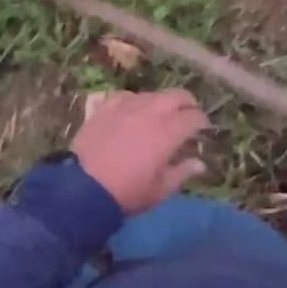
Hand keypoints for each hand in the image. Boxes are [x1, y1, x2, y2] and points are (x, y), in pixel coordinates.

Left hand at [71, 89, 209, 214]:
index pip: (193, 117)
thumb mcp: (159, 190)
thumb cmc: (126, 193)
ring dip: (161, 101)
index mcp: (167, 133)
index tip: (203, 127)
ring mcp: (125, 108)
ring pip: (151, 94)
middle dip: (187, 102)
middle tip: (188, 112)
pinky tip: (133, 108)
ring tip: (161, 112)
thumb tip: (199, 163)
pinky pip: (124, 96)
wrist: (83, 188)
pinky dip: (135, 100)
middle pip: (175, 96)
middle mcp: (149, 113)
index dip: (201, 120)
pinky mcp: (104, 109)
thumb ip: (181, 173)